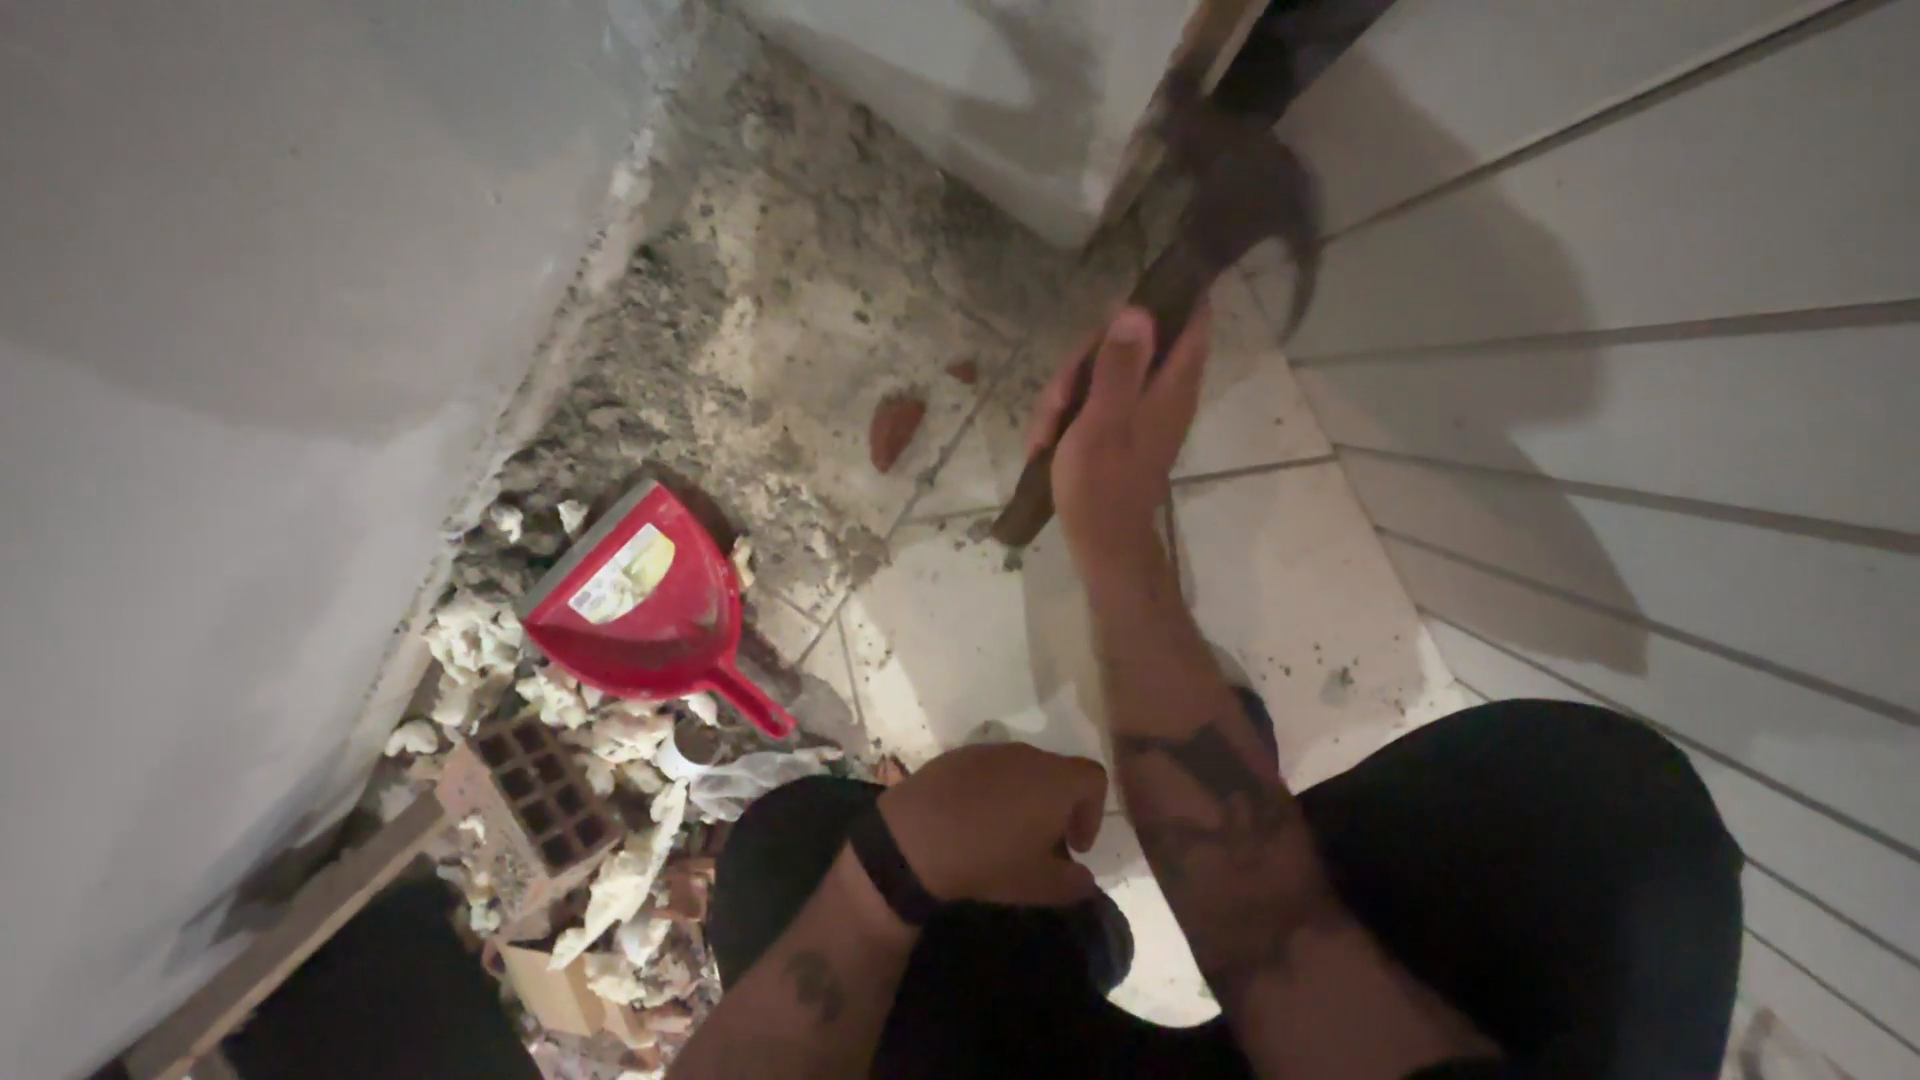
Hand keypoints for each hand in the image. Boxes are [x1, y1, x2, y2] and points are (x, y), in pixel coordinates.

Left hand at [877, 743, 1106, 905]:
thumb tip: (1085, 879)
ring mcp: (989, 750)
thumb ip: (1073, 883)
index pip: (1094, 778)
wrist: (915, 837)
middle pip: (1057, 772)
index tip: (1075, 846)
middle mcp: (1026, 755)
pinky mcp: (957, 755)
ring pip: (1022, 770)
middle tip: (1044, 843)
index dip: (1093, 812)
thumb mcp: (1038, 885)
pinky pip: (988, 769)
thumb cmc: (988, 859)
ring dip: (1024, 797)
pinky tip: (973, 821)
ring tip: (1007, 834)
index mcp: (1055, 780)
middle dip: (1058, 806)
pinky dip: (992, 790)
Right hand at [1025, 305, 1212, 572]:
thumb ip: (1117, 367)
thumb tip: (1136, 311)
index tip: (1127, 297)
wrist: (1102, 543)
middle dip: (1084, 363)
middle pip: (1131, 343)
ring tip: (1045, 435)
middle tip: (1058, 397)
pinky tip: (1049, 442)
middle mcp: (1166, 390)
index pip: (1193, 319)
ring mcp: (1144, 409)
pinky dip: (1070, 416)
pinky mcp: (1124, 427)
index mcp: (1171, 385)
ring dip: (1067, 396)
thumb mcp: (1100, 422)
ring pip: (1105, 371)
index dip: (1170, 295)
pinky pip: (1097, 399)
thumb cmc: (1101, 485)